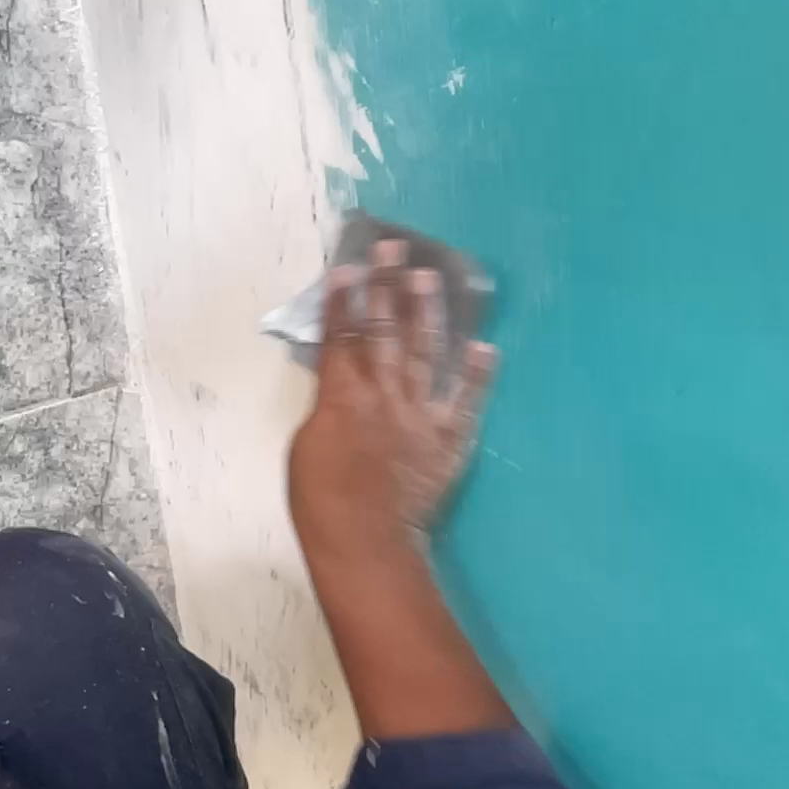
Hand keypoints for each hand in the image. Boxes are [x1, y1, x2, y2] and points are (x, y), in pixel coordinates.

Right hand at [289, 239, 496, 554]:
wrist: (364, 541)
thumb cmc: (318, 496)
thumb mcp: (303, 444)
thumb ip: (326, 406)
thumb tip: (339, 382)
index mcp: (341, 398)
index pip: (341, 338)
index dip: (343, 301)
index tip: (348, 266)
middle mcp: (383, 397)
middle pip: (383, 334)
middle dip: (386, 288)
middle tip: (393, 247)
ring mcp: (421, 417)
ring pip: (423, 355)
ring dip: (425, 313)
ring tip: (429, 275)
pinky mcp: (448, 441)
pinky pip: (464, 403)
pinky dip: (475, 375)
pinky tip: (485, 346)